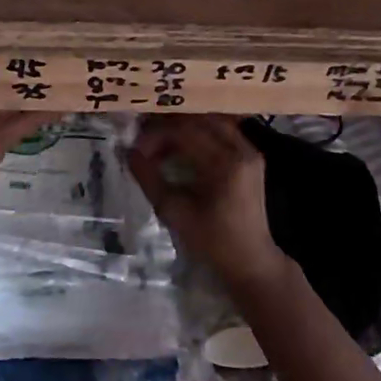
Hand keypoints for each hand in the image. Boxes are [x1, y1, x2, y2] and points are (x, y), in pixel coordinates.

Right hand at [128, 115, 287, 286]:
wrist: (250, 260)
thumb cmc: (212, 241)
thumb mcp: (174, 212)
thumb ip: (149, 179)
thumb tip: (129, 153)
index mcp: (226, 163)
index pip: (185, 132)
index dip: (156, 136)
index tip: (137, 149)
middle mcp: (242, 149)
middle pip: (199, 120)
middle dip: (169, 127)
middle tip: (146, 140)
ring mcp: (250, 151)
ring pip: (211, 121)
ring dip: (184, 127)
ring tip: (161, 142)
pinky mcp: (251, 156)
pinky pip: (222, 131)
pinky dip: (200, 133)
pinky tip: (182, 146)